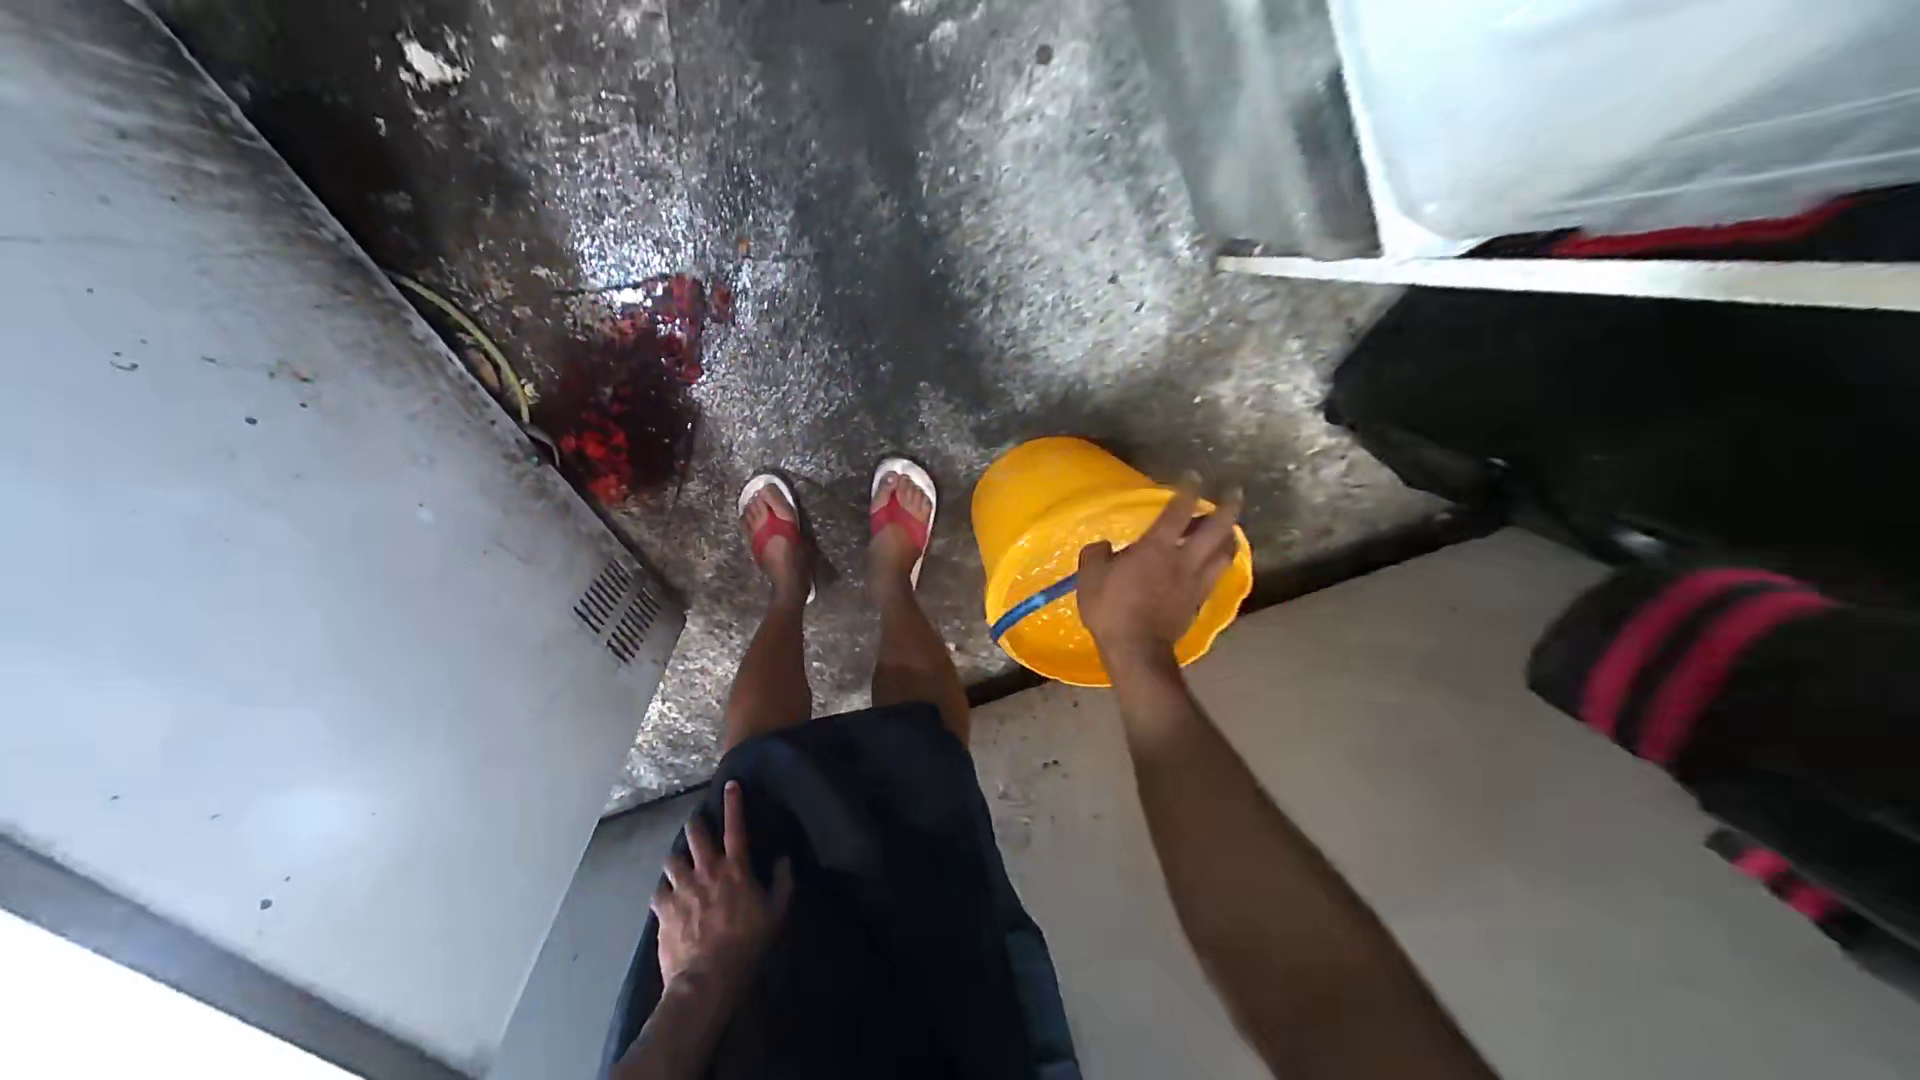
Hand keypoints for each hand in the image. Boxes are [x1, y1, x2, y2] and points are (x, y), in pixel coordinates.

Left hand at [653, 780, 793, 994]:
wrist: (707, 977)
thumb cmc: (747, 943)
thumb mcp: (777, 912)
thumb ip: (783, 882)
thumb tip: (784, 859)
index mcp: (735, 868)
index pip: (736, 826)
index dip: (734, 803)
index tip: (730, 785)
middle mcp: (706, 870)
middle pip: (696, 835)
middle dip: (695, 823)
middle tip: (696, 821)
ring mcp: (682, 889)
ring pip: (672, 859)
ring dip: (677, 858)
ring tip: (679, 860)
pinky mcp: (663, 910)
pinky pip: (658, 891)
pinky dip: (663, 890)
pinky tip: (666, 895)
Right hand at [1077, 481, 1242, 662]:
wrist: (1136, 649)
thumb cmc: (1111, 609)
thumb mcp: (1090, 577)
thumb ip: (1096, 554)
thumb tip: (1103, 546)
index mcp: (1156, 548)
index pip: (1177, 511)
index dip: (1187, 490)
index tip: (1193, 476)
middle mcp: (1183, 560)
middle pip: (1217, 528)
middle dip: (1229, 506)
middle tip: (1235, 492)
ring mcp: (1196, 582)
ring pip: (1225, 553)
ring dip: (1230, 536)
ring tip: (1229, 529)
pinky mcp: (1198, 602)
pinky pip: (1217, 576)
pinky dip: (1220, 563)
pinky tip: (1215, 563)